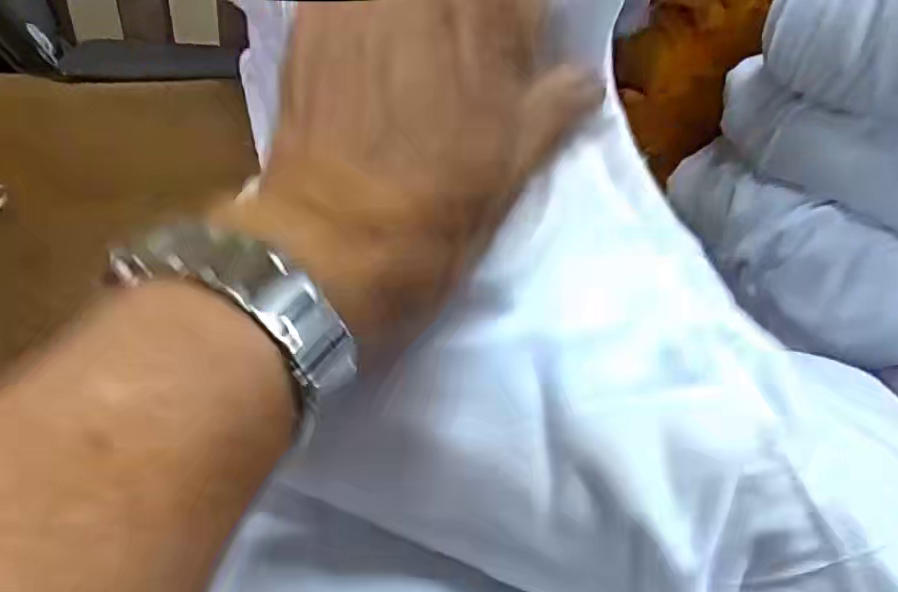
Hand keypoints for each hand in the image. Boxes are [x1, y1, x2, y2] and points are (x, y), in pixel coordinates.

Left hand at [212, 0, 600, 359]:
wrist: (322, 259)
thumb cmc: (422, 236)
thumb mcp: (500, 188)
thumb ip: (546, 118)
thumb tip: (585, 83)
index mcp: (483, 40)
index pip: (520, 5)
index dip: (523, 34)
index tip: (519, 67)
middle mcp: (422, 8)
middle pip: (463, 0)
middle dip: (474, 26)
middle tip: (468, 73)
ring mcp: (360, 9)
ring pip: (412, 2)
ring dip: (424, 27)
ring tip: (419, 73)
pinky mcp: (312, 24)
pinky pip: (351, 4)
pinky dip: (371, 24)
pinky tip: (376, 62)